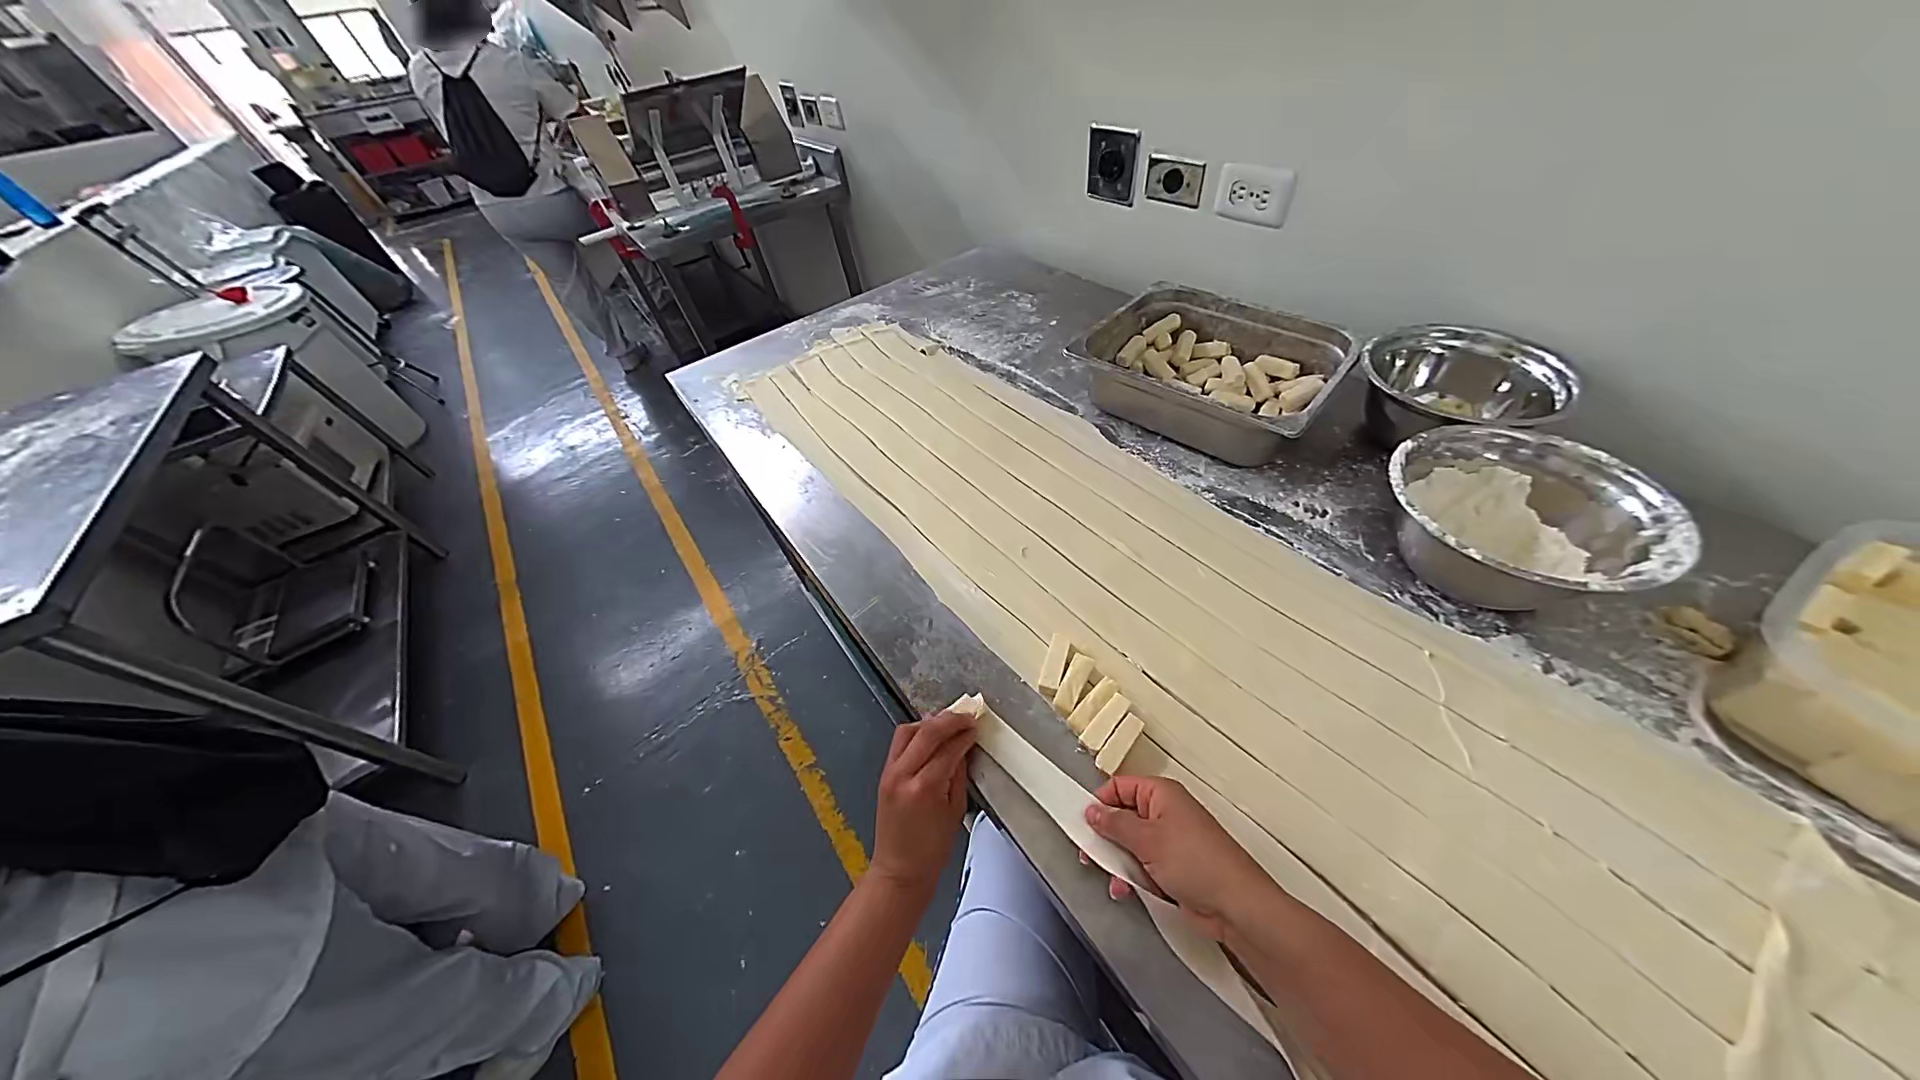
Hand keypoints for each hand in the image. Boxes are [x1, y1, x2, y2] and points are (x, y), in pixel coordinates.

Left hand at [870, 710, 975, 892]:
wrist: (899, 871)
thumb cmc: (931, 850)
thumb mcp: (955, 811)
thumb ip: (958, 775)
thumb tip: (963, 749)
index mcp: (924, 788)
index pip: (948, 748)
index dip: (964, 734)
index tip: (976, 727)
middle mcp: (903, 775)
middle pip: (926, 732)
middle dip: (949, 720)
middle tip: (966, 716)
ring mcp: (889, 773)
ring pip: (908, 731)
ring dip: (930, 722)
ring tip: (949, 722)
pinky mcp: (884, 774)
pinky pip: (899, 743)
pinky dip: (916, 733)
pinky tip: (931, 734)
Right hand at [1084, 775, 1276, 939]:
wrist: (1235, 907)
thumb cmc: (1199, 863)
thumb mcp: (1146, 839)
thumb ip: (1114, 824)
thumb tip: (1093, 812)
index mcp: (1162, 794)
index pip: (1120, 787)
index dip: (1100, 802)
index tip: (1084, 822)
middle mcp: (1165, 814)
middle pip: (1122, 817)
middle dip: (1107, 838)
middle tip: (1091, 853)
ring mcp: (1169, 842)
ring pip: (1129, 846)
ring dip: (1118, 863)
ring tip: (1116, 877)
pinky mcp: (1172, 869)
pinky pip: (1142, 866)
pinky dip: (1132, 877)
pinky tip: (1127, 889)